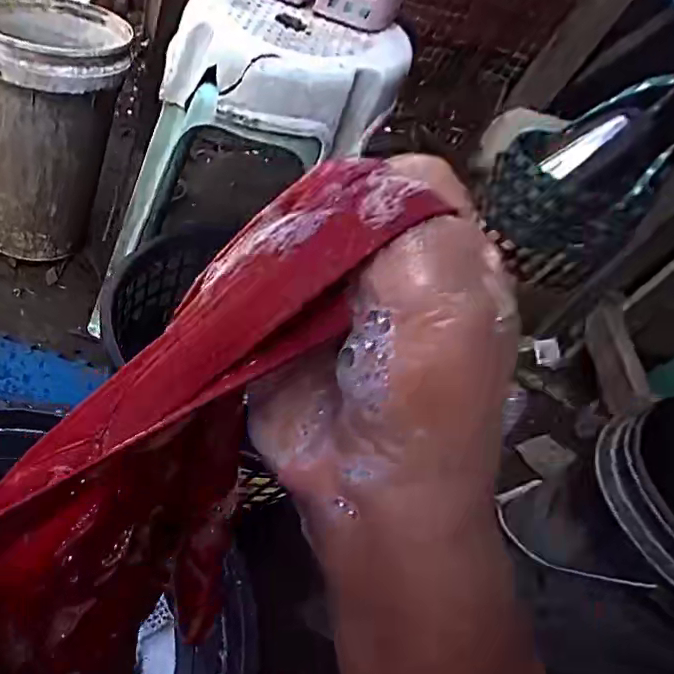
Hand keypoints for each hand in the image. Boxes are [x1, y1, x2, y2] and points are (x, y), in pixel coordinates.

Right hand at [247, 155, 517, 547]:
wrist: (363, 491)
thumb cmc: (421, 409)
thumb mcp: (446, 313)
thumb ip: (414, 238)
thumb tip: (360, 181)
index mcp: (442, 262)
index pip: (409, 187)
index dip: (369, 187)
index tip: (327, 214)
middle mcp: (380, 280)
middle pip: (338, 217)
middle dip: (305, 222)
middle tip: (279, 251)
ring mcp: (320, 314)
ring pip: (288, 256)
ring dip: (263, 260)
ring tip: (247, 278)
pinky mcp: (273, 345)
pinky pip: (251, 303)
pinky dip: (235, 297)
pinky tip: (227, 302)